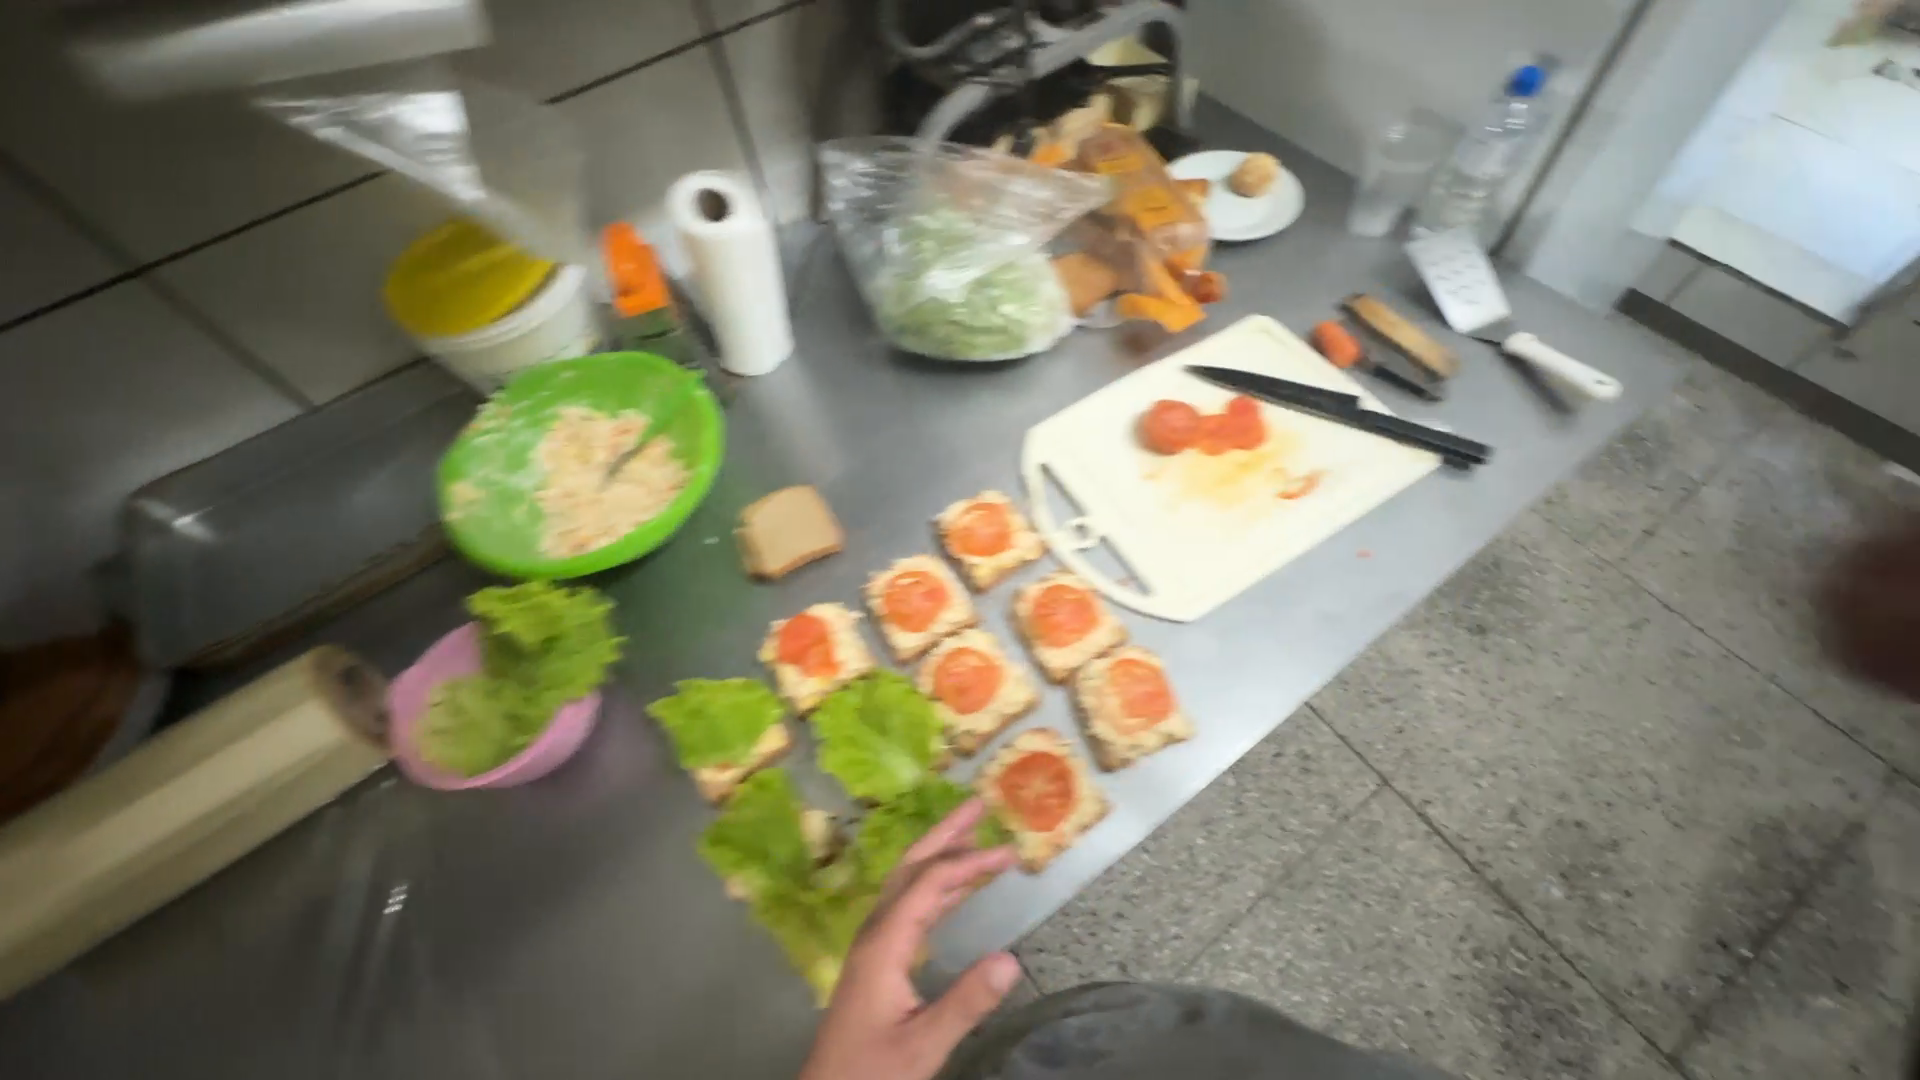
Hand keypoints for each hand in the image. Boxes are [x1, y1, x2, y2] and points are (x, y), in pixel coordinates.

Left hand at [799, 799, 1022, 1079]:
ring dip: (940, 855)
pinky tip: (956, 891)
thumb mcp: (922, 1045)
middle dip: (945, 834)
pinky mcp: (878, 959)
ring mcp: (874, 943)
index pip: (928, 884)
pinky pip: (909, 906)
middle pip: (911, 867)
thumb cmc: (870, 1072)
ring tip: (975, 835)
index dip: (968, 864)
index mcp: (883, 942)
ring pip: (908, 883)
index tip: (1007, 854)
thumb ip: (965, 1003)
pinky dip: (936, 888)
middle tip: (978, 804)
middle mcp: (876, 931)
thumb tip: (1012, 959)